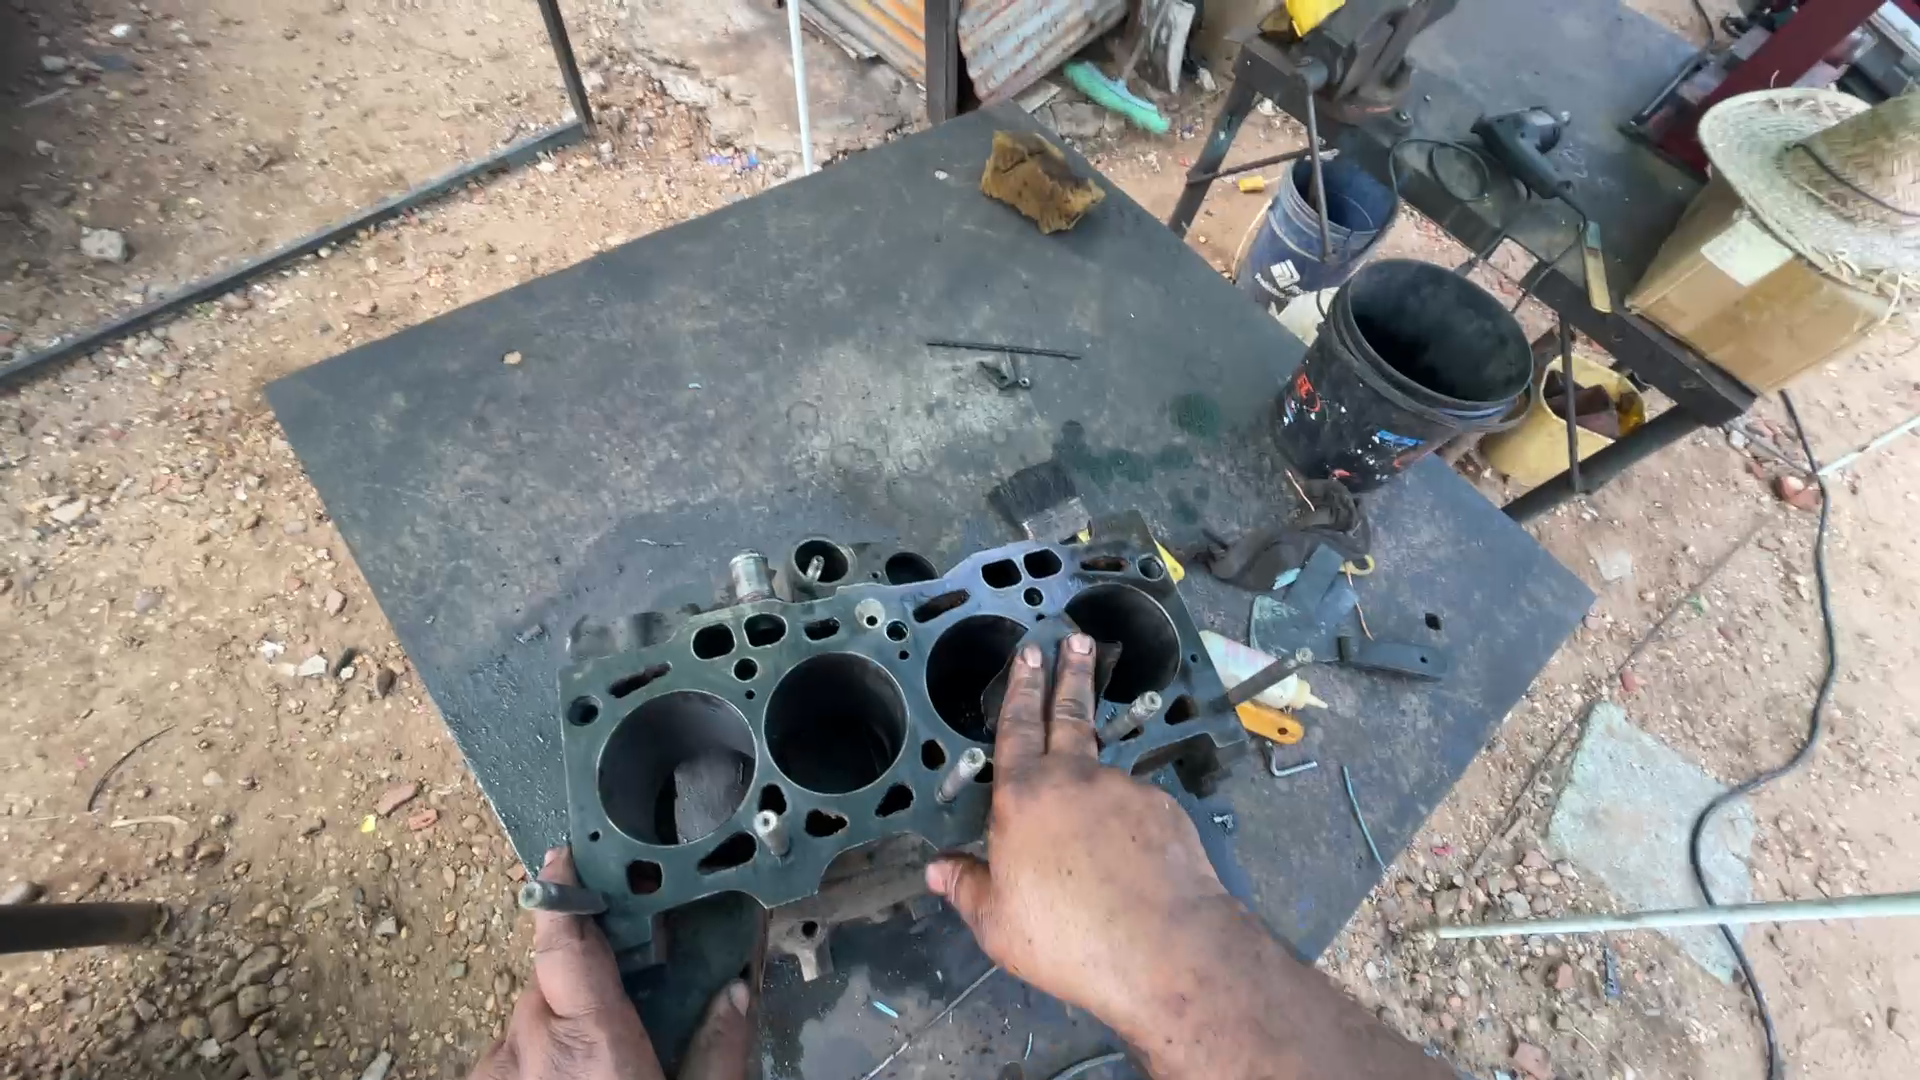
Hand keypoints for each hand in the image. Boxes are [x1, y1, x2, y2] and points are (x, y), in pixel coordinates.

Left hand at [468, 848, 751, 1079]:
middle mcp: (524, 1053)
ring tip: (596, 1066)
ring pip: (525, 1022)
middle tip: (624, 1006)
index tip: (563, 855)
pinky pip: (507, 1059)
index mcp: (587, 1045)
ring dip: (556, 1026)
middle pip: (549, 984)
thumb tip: (739, 989)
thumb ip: (718, 1050)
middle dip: (584, 981)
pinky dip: (534, 1061)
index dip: (563, 895)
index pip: (566, 948)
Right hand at [923, 634, 1233, 1032]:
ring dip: (1096, 779)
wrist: (1164, 948)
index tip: (1030, 653)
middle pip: (1069, 712)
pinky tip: (1131, 859)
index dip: (1021, 686)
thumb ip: (965, 887)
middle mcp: (1074, 776)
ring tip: (1096, 829)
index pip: (1017, 726)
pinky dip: (1128, 823)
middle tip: (1077, 640)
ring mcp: (1123, 787)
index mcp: (1025, 795)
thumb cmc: (1067, 935)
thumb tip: (934, 871)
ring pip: (1103, 772)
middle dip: (1070, 673)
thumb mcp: (998, 922)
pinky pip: (1136, 808)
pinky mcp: (1162, 808)